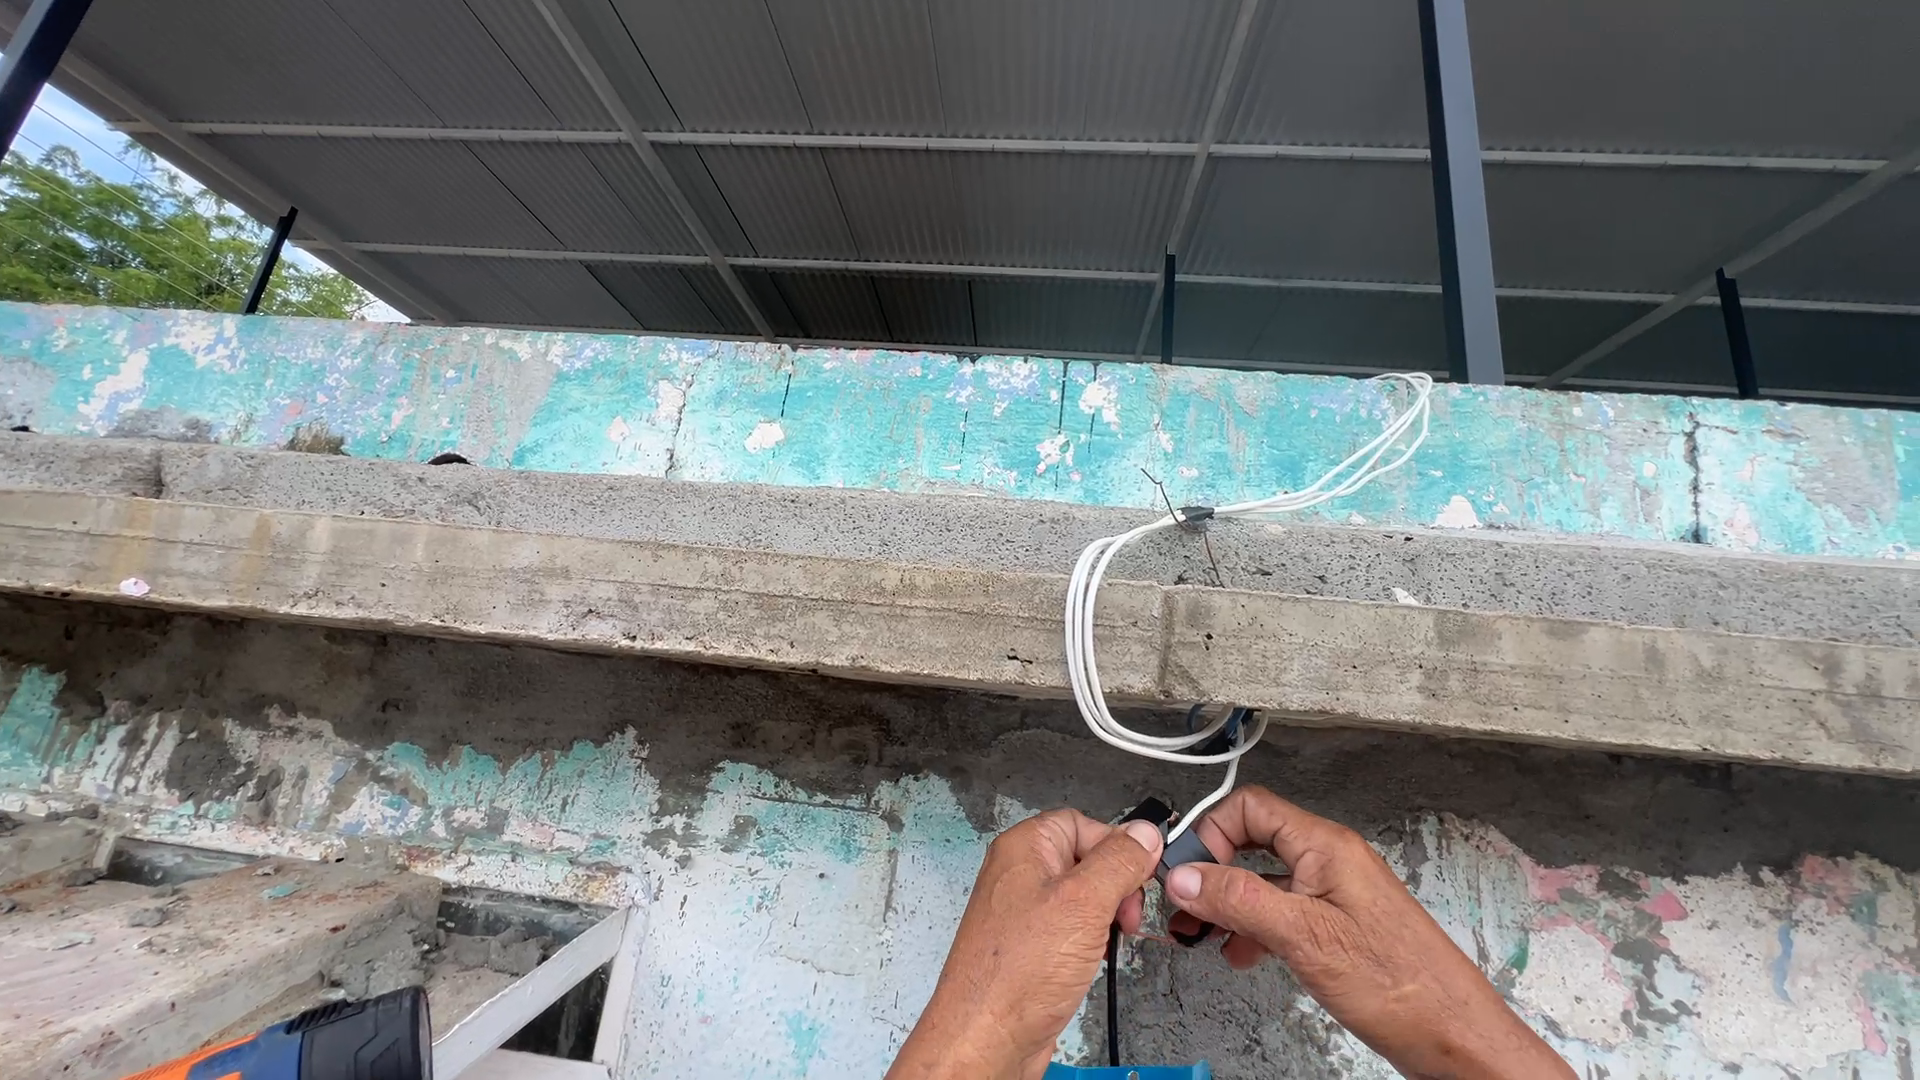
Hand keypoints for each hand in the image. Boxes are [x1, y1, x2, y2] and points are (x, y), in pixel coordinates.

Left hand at [888, 809, 1163, 1079]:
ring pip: (1081, 894)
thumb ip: (1117, 862)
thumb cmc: (1016, 972)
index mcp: (1025, 847)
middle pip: (1084, 857)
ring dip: (1105, 914)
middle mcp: (1020, 872)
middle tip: (1126, 912)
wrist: (987, 1037)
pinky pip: (1071, 925)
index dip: (1114, 844)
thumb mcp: (1083, 903)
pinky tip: (1094, 958)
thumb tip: (1143, 833)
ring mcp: (1023, 909)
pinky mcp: (1030, 943)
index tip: (1140, 872)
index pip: (1081, 822)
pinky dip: (1090, 938)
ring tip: (1110, 939)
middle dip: (1115, 884)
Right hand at [1165, 786, 1571, 1079]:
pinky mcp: (1339, 924)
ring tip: (1201, 935)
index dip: (1212, 832)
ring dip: (1228, 902)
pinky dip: (1254, 926)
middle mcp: (1328, 858)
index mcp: (1323, 845)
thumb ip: (1237, 900)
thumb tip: (1180, 877)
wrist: (1462, 1045)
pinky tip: (1241, 953)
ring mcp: (1335, 891)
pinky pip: (1282, 908)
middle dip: (1212, 869)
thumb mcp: (1303, 937)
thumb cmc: (1396, 986)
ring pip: (1264, 878)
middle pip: (1252, 840)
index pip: (1249, 807)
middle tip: (1183, 904)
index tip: (1188, 872)